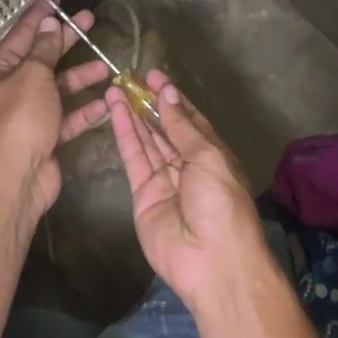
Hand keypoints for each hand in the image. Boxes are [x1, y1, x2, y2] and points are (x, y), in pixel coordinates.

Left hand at [0, 0, 111, 218]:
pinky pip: (68, 116)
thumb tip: (48, 24)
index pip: (22, 33)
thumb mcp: (33, 75)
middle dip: (66, 40)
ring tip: (105, 65)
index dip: (40, 13)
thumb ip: (44, 50)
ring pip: (58, 87)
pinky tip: (106, 101)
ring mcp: (30, 114)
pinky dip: (86, 109)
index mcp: (0, 70)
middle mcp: (12, 88)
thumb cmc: (20, 118)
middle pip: (43, 57)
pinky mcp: (46, 137)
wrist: (16, 178)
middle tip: (90, 19)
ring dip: (81, 76)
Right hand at [107, 70, 272, 311]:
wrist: (212, 262)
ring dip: (132, 114)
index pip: (189, 119)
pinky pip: (133, 158)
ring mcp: (164, 180)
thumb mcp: (208, 157)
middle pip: (165, 128)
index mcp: (212, 155)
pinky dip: (124, 134)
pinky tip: (115, 111)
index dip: (172, 97)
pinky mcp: (143, 194)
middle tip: (130, 77)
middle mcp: (188, 165)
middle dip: (149, 103)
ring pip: (146, 140)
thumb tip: (168, 94)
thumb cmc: (221, 203)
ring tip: (115, 88)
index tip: (153, 76)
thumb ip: (182, 127)